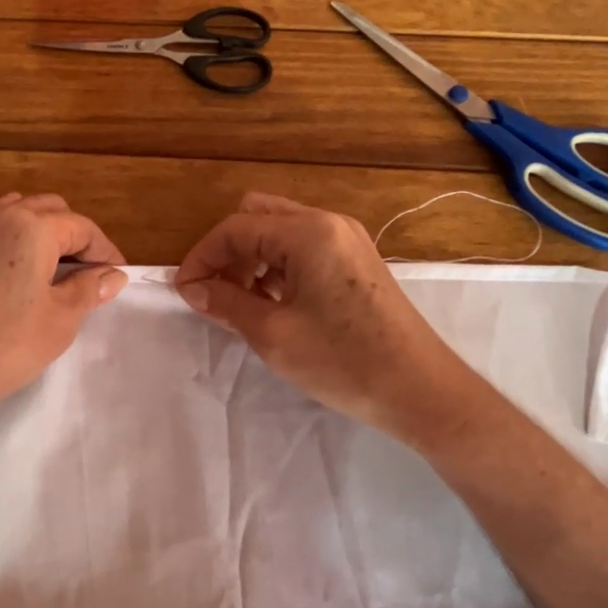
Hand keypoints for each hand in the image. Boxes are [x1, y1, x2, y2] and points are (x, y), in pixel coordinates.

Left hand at [0, 193, 128, 425]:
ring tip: (60, 271)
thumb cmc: (8, 344)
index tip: (119, 275)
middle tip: (92, 274)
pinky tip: (24, 273)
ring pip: (20, 213)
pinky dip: (18, 240)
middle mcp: (1, 215)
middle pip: (50, 210)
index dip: (104, 250)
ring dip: (45, 233)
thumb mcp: (61, 318)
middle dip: (76, 236)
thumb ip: (90, 288)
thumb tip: (113, 275)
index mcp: (32, 225)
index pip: (81, 227)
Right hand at [174, 192, 475, 443]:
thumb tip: (193, 289)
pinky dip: (277, 265)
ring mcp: (347, 239)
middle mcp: (328, 223)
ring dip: (251, 258)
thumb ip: (226, 303)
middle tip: (214, 291)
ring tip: (240, 301)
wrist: (423, 392)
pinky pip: (302, 246)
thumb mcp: (273, 334)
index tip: (184, 290)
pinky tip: (272, 302)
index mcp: (307, 233)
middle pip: (257, 216)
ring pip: (279, 230)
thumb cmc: (344, 362)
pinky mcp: (357, 261)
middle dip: (227, 251)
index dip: (202, 257)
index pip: (235, 228)